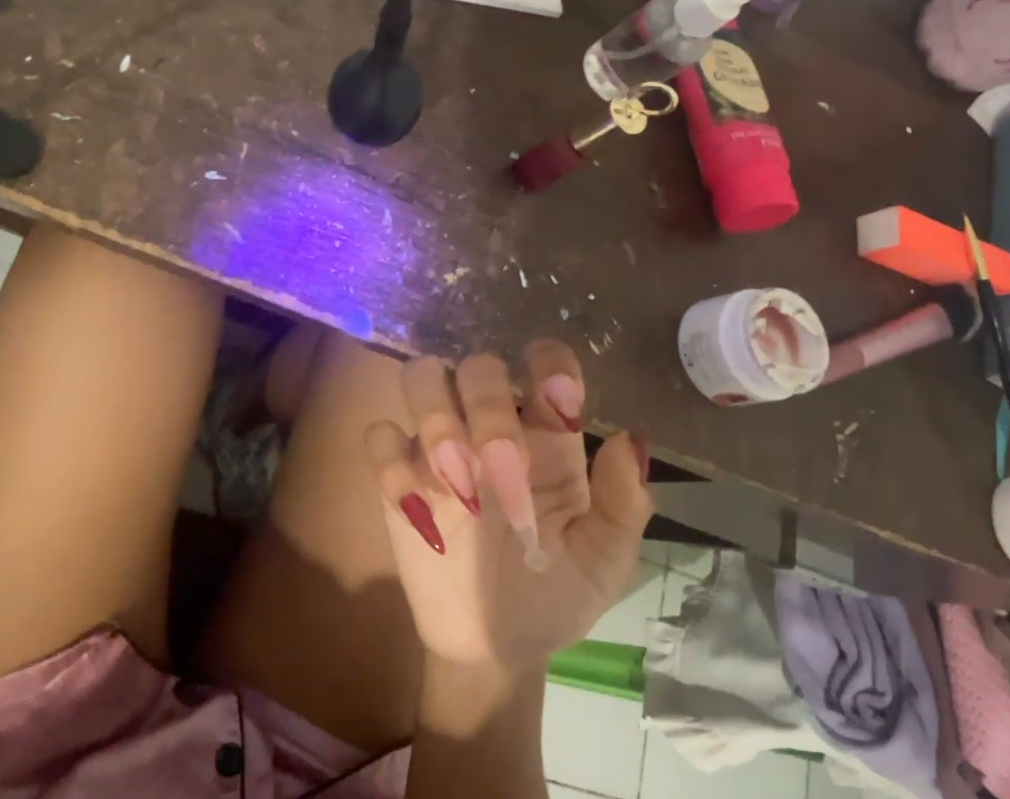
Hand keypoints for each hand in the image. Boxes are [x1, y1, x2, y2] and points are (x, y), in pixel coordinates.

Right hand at [362, 340, 651, 670]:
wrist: (491, 647)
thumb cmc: (555, 596)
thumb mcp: (603, 562)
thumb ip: (623, 504)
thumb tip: (630, 438)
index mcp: (547, 439)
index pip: (546, 367)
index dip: (548, 362)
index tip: (552, 389)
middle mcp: (490, 429)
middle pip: (477, 366)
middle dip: (488, 403)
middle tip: (500, 462)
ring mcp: (439, 449)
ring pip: (420, 379)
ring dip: (436, 415)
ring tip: (454, 475)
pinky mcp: (395, 479)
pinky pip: (379, 436)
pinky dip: (391, 461)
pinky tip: (416, 507)